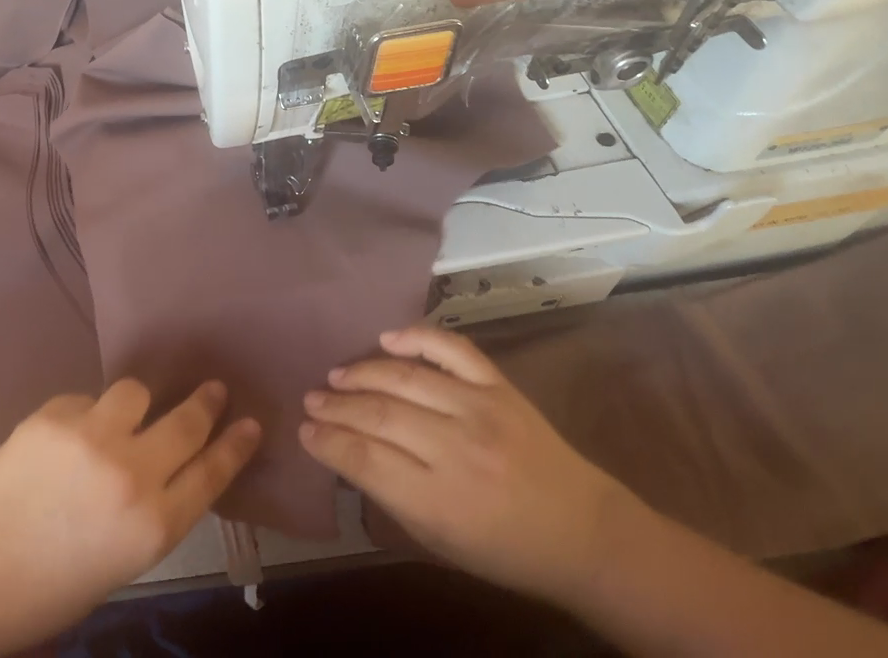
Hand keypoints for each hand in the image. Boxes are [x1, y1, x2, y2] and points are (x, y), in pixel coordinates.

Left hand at [0, 379, 260, 652]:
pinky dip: (83, 413)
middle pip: (186, 424)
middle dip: (206, 403)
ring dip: (136, 404)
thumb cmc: (43, 592)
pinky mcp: (52, 417)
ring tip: (124, 414)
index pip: (212, 474)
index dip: (235, 446)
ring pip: (135, 393)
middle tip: (214, 389)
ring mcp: (92, 438)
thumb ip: (147, 516)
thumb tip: (156, 473)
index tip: (250, 423)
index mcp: (154, 527)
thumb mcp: (118, 564)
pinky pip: (84, 400)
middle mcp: (133, 474)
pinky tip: (66, 435)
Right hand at [299, 322, 645, 604]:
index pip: (363, 458)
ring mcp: (480, 411)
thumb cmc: (502, 549)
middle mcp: (456, 449)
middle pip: (378, 414)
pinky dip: (417, 337)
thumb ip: (388, 493)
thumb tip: (342, 449)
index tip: (304, 429)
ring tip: (336, 376)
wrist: (583, 533)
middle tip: (310, 399)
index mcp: (438, 499)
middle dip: (335, 405)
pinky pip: (453, 350)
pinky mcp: (500, 388)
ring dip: (361, 373)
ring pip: (404, 377)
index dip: (326, 440)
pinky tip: (386, 338)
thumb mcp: (436, 539)